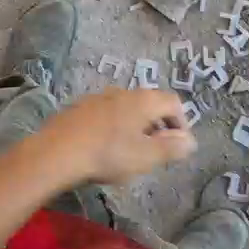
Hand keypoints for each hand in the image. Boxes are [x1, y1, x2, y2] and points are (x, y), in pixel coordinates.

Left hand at [31, 90, 196, 184]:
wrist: (57, 152)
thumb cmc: (108, 154)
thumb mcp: (146, 157)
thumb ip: (172, 148)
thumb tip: (191, 141)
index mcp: (143, 100)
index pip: (173, 101)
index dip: (182, 122)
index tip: (178, 145)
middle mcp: (122, 91)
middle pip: (150, 102)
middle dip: (158, 124)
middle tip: (157, 149)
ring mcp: (99, 97)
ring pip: (127, 107)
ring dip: (136, 125)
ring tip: (132, 150)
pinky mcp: (80, 107)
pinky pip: (107, 113)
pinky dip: (115, 125)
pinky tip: (106, 146)